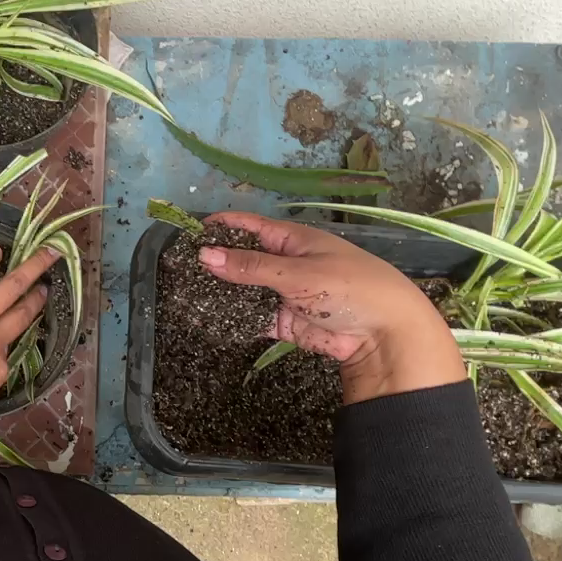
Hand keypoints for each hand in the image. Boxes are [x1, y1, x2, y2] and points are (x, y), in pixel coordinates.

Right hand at [195, 211, 464, 403]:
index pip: (248, 227)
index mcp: (291, 240)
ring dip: (218, 293)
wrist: (383, 333)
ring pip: (241, 290)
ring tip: (183, 294)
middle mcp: (283, 264)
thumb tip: (203, 255)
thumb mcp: (297, 273)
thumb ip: (249, 267)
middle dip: (213, 262)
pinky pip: (249, 317)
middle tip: (177, 268)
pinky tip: (205, 319)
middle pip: (240, 259)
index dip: (219, 227)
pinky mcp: (281, 321)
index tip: (187, 232)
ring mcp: (281, 293)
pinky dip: (230, 319)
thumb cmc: (348, 288)